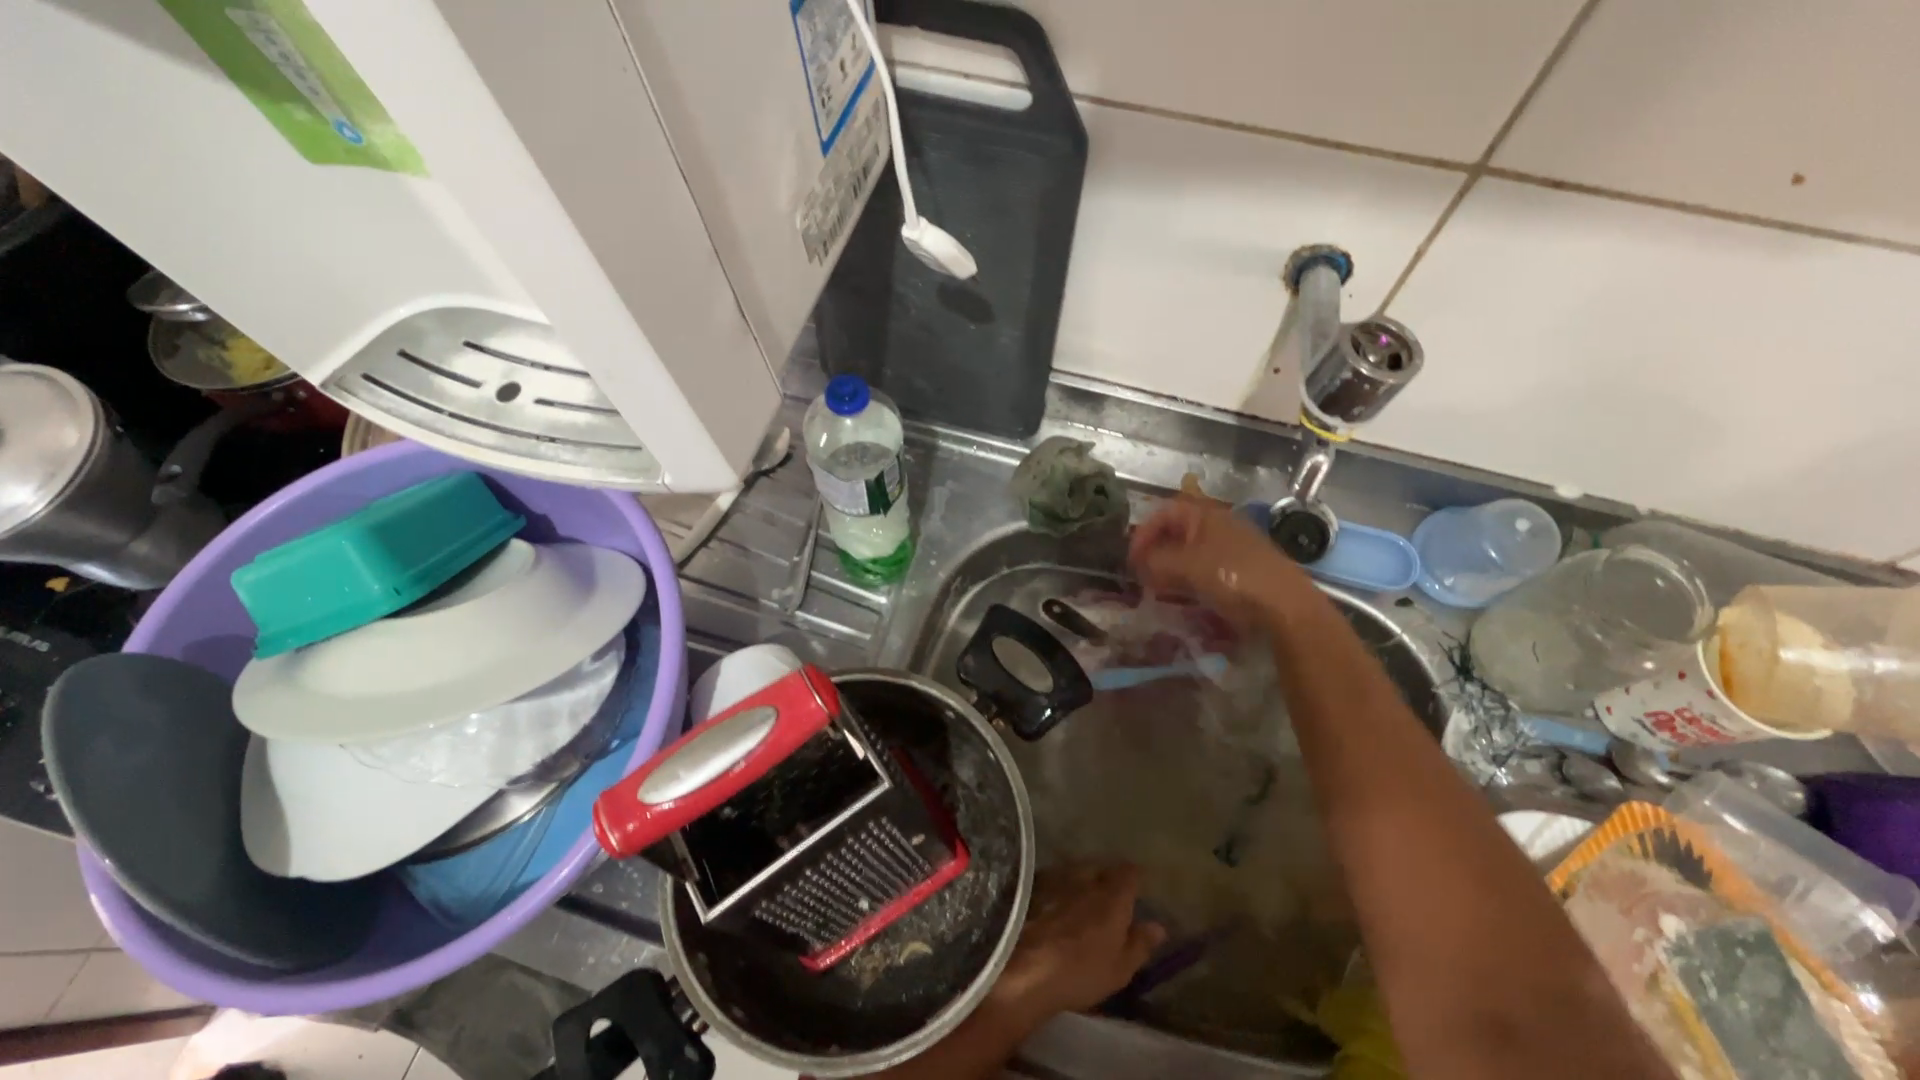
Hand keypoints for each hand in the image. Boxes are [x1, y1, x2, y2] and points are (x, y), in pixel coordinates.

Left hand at [988, 862, 1165, 1024]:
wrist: (1020, 968)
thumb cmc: (1078, 972)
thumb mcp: (1119, 969)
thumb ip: (1140, 944)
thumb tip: (1158, 926)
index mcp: (1112, 895)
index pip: (1130, 872)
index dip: (1134, 880)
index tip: (1135, 893)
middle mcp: (1084, 877)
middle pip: (1100, 868)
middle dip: (1105, 880)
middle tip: (1106, 903)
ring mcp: (1054, 878)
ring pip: (1073, 872)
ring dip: (1078, 884)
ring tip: (1076, 905)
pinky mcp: (1029, 886)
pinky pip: (1050, 881)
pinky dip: (1055, 891)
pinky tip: (1049, 908)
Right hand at [1127, 494, 1308, 628]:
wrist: (1285, 607)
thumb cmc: (1233, 578)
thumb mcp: (1187, 566)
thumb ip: (1156, 562)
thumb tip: (1138, 564)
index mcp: (1206, 516)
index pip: (1164, 512)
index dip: (1143, 532)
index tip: (1131, 559)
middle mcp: (1219, 529)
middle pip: (1177, 534)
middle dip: (1155, 554)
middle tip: (1140, 578)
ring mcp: (1232, 552)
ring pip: (1190, 557)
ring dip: (1170, 573)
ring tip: (1158, 593)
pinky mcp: (1240, 576)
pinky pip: (1205, 575)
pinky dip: (1189, 585)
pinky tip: (1183, 602)